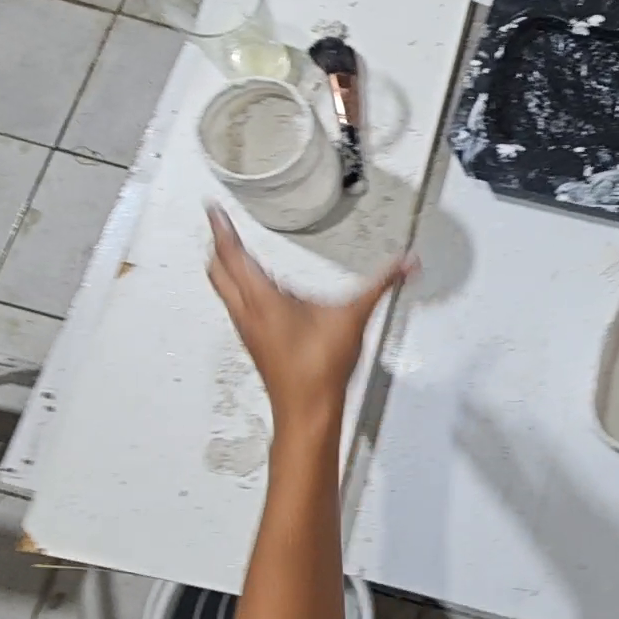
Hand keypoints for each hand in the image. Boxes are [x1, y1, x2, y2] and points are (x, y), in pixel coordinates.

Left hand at [206, 204, 408, 427]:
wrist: (307, 409)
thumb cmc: (320, 367)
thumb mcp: (354, 317)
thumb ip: (381, 285)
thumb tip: (406, 264)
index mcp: (263, 299)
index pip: (232, 255)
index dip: (221, 229)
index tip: (213, 209)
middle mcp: (248, 312)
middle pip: (218, 270)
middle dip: (217, 244)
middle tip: (219, 225)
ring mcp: (248, 328)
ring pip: (223, 289)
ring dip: (224, 266)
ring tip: (232, 250)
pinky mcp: (256, 341)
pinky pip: (236, 305)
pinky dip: (237, 287)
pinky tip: (258, 291)